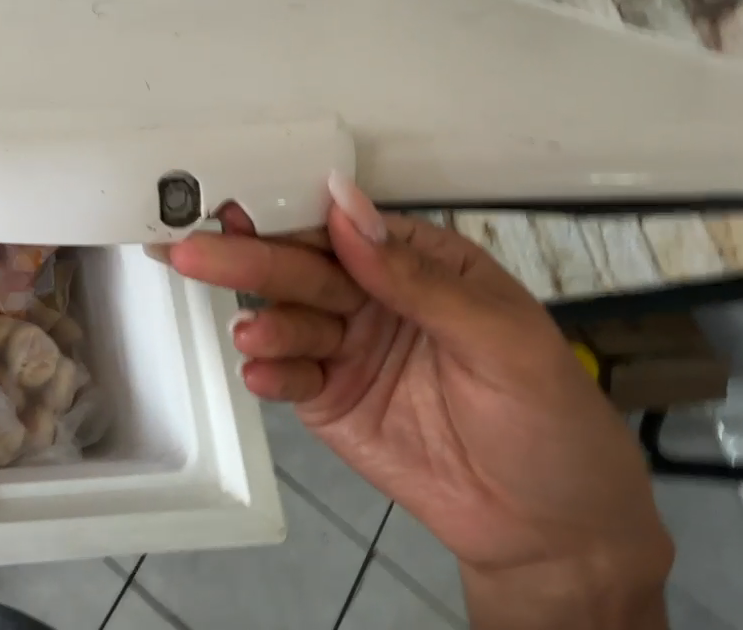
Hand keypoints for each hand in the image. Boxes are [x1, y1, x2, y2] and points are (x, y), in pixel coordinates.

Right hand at [167, 175, 671, 629]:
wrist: (548, 535)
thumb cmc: (550, 423)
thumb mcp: (503, 342)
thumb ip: (419, 278)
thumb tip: (346, 207)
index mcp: (414, 264)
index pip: (340, 229)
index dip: (289, 218)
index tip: (239, 211)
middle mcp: (368, 296)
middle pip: (297, 270)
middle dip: (246, 261)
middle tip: (192, 253)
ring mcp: (341, 346)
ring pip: (284, 319)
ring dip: (263, 325)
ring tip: (255, 340)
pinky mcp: (323, 395)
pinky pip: (286, 374)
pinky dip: (269, 372)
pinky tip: (263, 375)